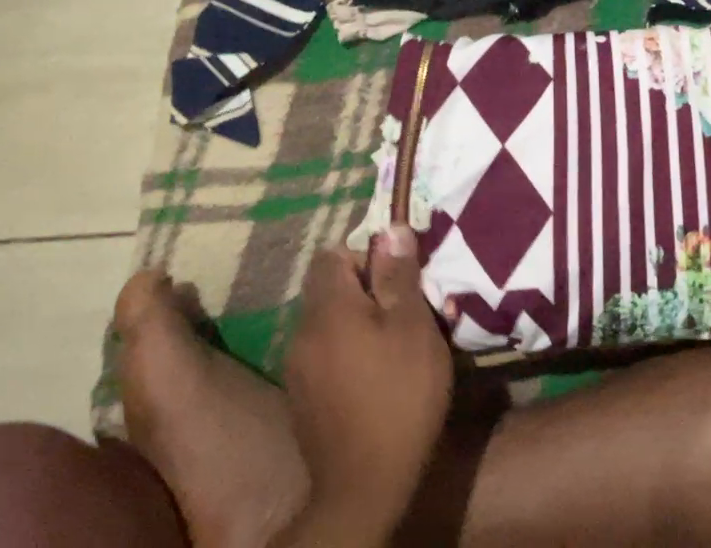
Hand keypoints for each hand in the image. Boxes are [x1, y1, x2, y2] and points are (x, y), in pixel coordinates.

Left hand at [275, 225, 451, 545]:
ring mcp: (298, 369)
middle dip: (369, 291)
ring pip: (330, 325)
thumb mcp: (413, 327)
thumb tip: (390, 228)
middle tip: (410, 312)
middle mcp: (302, 333)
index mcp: (328, 310)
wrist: (366, 482)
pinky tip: (378, 378)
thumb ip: (399, 276)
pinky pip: (326, 356)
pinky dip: (350, 354)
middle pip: (331, 291)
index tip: (402, 279)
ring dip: (360, 324)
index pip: (334, 256)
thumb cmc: (400, 394)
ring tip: (398, 346)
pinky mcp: (303, 399)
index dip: (369, 257)